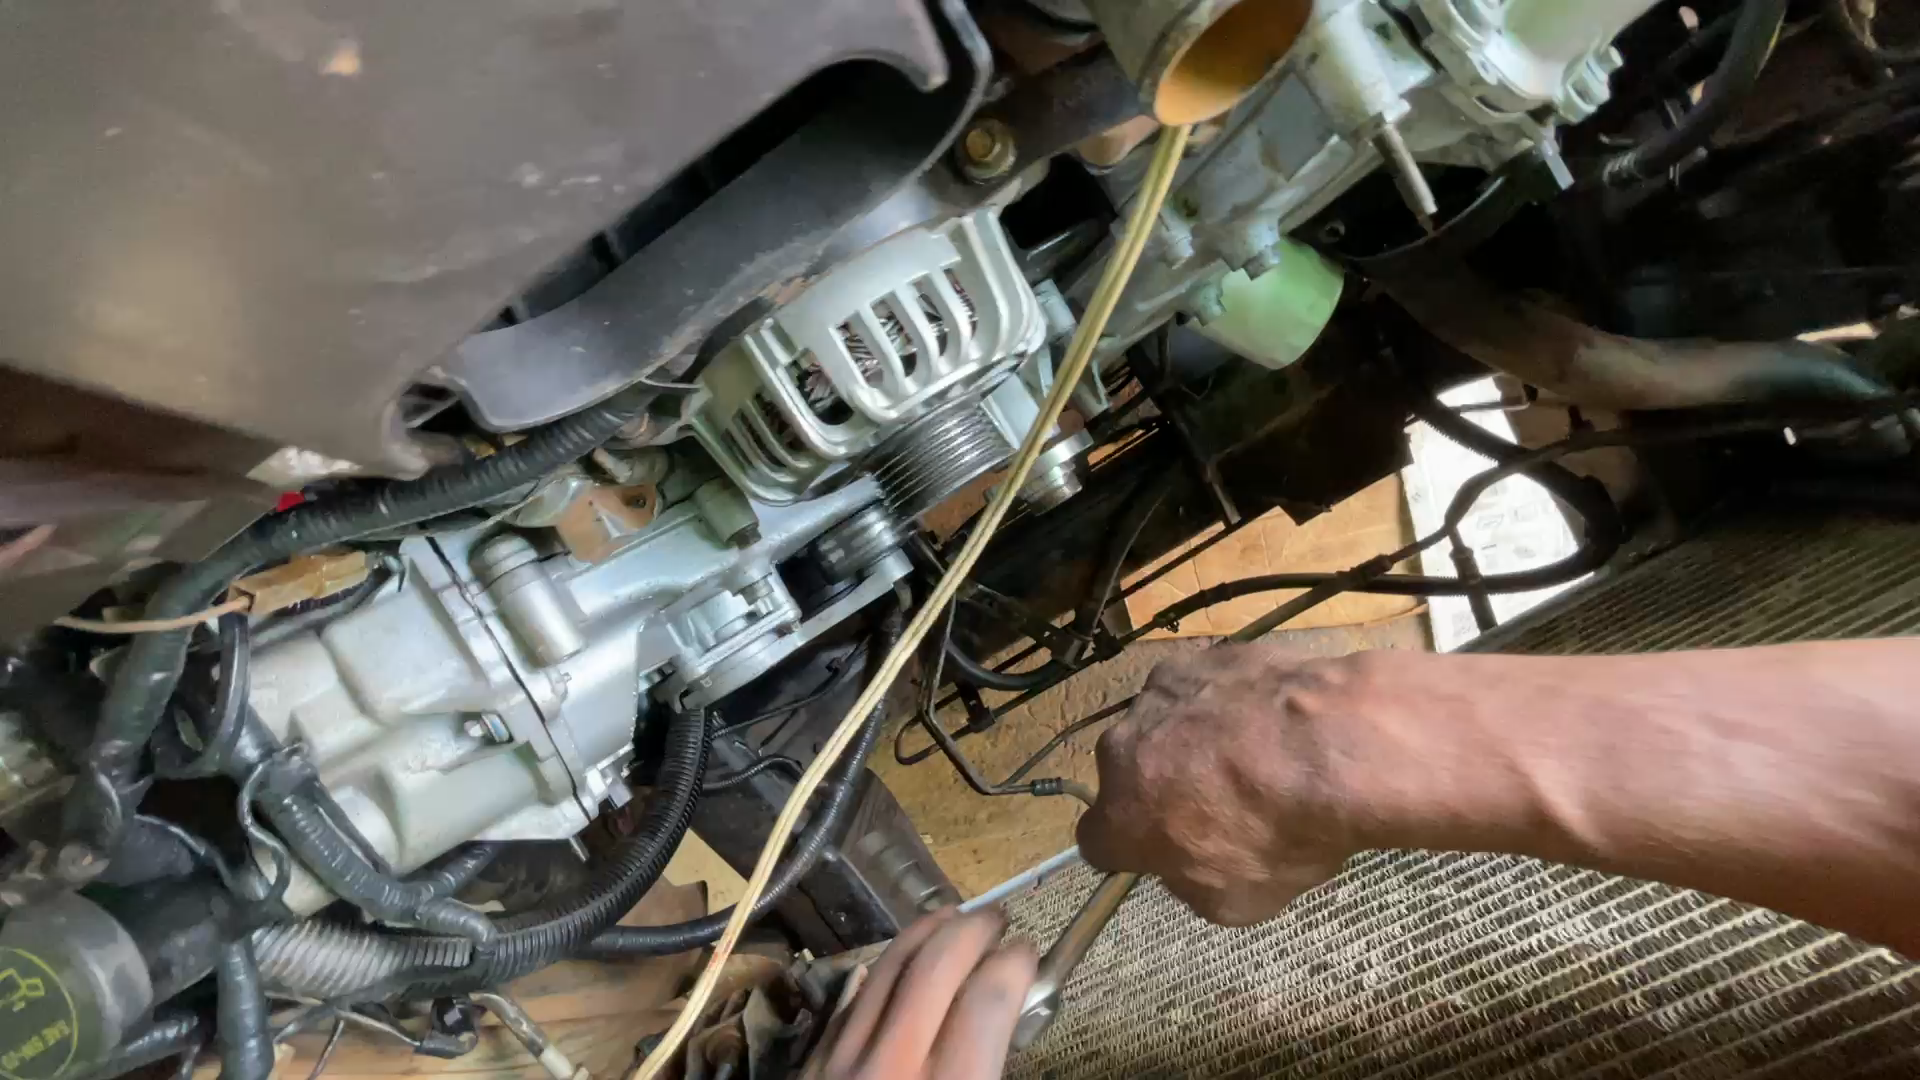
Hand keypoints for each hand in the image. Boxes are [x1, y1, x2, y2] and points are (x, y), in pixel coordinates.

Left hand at [803, 908, 1037, 1078]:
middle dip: (973, 930)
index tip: (1027, 952)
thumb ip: (986, 1065)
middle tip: (997, 918)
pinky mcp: (811, 1066)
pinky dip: (884, 971)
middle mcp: (892, 1066)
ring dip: (925, 932)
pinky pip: (850, 999)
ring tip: (953, 917)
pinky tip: (902, 960)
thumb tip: (1006, 1013)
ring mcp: (840, 1064)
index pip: (987, 1000)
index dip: (1015, 965)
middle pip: (935, 966)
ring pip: (886, 968)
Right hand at [1076, 645, 1373, 925]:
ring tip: (1252, 756)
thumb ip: (1187, 878)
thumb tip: (1184, 857)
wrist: (1327, 745)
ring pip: (1164, 723)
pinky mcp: (1202, 656)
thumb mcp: (1233, 902)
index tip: (1160, 854)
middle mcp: (1122, 745)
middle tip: (1216, 803)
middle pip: (1128, 770)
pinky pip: (1205, 688)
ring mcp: (1160, 692)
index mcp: (1120, 811)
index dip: (1127, 849)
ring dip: (1191, 740)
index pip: (1096, 838)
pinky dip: (1227, 703)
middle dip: (1159, 785)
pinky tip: (1271, 719)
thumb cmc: (1278, 834)